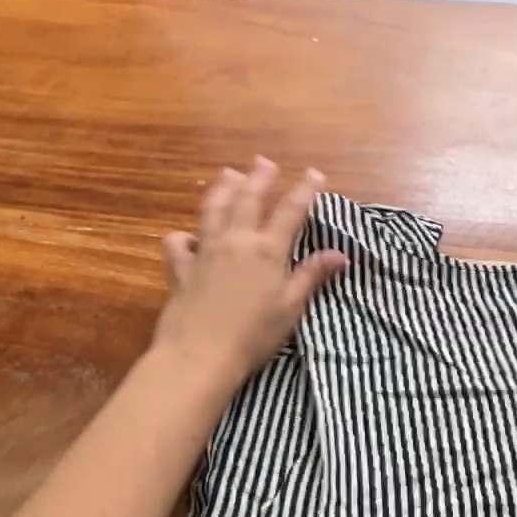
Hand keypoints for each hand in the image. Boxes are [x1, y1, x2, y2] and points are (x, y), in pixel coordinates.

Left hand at [150, 157, 347, 384]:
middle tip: (264, 162)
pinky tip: (186, 236)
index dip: (304, 190)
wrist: (199, 354)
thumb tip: (339, 253)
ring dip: (222, 189)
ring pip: (213, 210)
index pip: (291, 211)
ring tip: (228, 174)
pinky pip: (177, 243)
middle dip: (259, 178)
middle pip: (249, 199)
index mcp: (268, 250)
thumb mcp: (291, 307)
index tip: (314, 174)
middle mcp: (236, 241)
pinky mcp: (180, 268)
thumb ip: (311, 275)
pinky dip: (182, 236)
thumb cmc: (253, 335)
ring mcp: (205, 251)